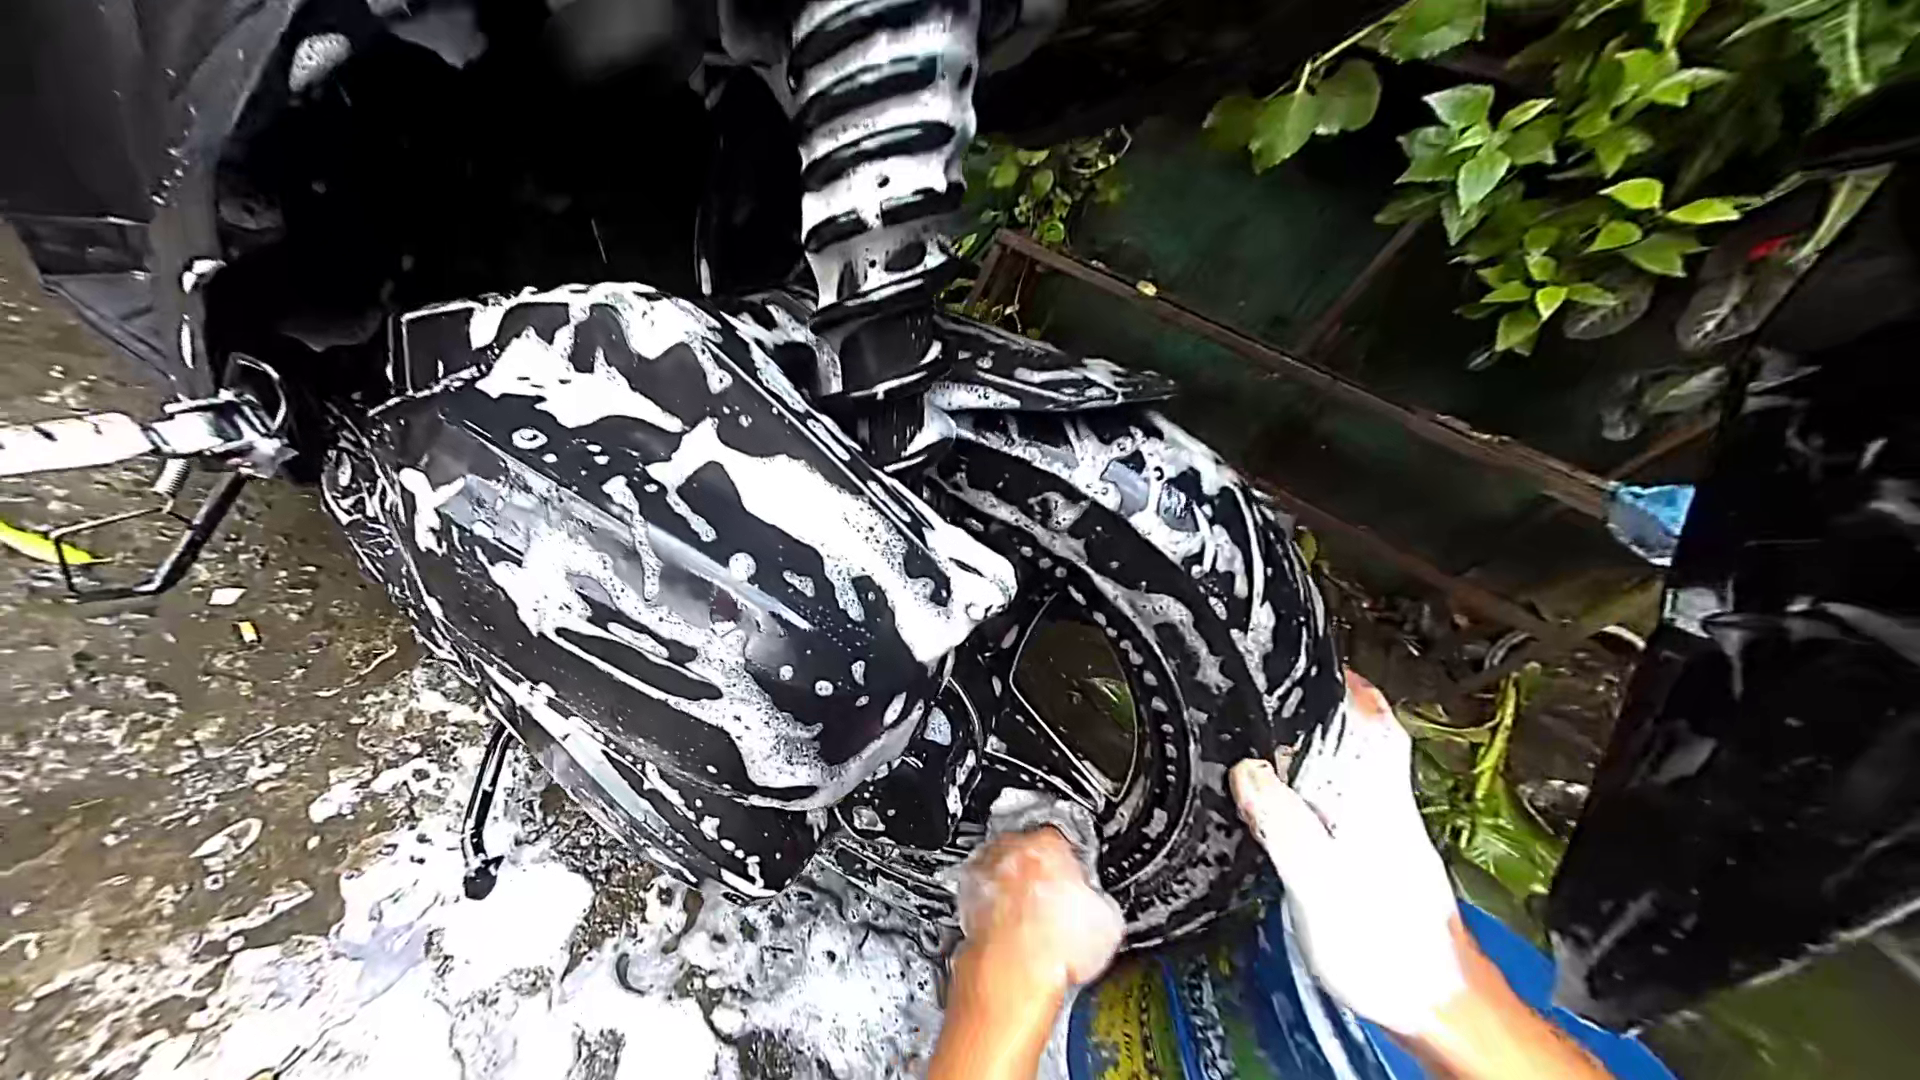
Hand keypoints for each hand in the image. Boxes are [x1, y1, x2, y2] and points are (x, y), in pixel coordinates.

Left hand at [954, 825, 1124, 994]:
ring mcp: (988, 870)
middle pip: (1029, 847)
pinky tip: (1008, 928)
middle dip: (1039, 868)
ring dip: (1013, 883)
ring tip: (1030, 917)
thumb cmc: (1055, 945)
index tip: (1076, 877)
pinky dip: (991, 903)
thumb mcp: (1105, 921)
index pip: (1064, 837)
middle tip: (1053, 898)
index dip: (1072, 860)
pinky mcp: (967, 895)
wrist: (1012, 973)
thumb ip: (1099, 899)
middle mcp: (1014, 848)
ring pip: (1003, 866)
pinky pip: (982, 890)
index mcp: (1050, 844)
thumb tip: (1102, 908)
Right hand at [1231, 670, 1466, 1036]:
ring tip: (1258, 733)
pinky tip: (1274, 795)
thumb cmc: (1391, 952)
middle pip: (1351, 736)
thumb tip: (1246, 770)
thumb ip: (1284, 825)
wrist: (1437, 1010)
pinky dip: (1303, 783)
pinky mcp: (1368, 854)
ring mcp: (1376, 830)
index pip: (1373, 721)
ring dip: (1306, 744)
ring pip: (1340, 767)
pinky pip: (1331, 799)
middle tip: (1266, 690)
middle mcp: (1380, 806)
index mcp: (1376, 800)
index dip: (1346, 682)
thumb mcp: (1322, 886)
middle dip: (1313, 707)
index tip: (1314, 657)